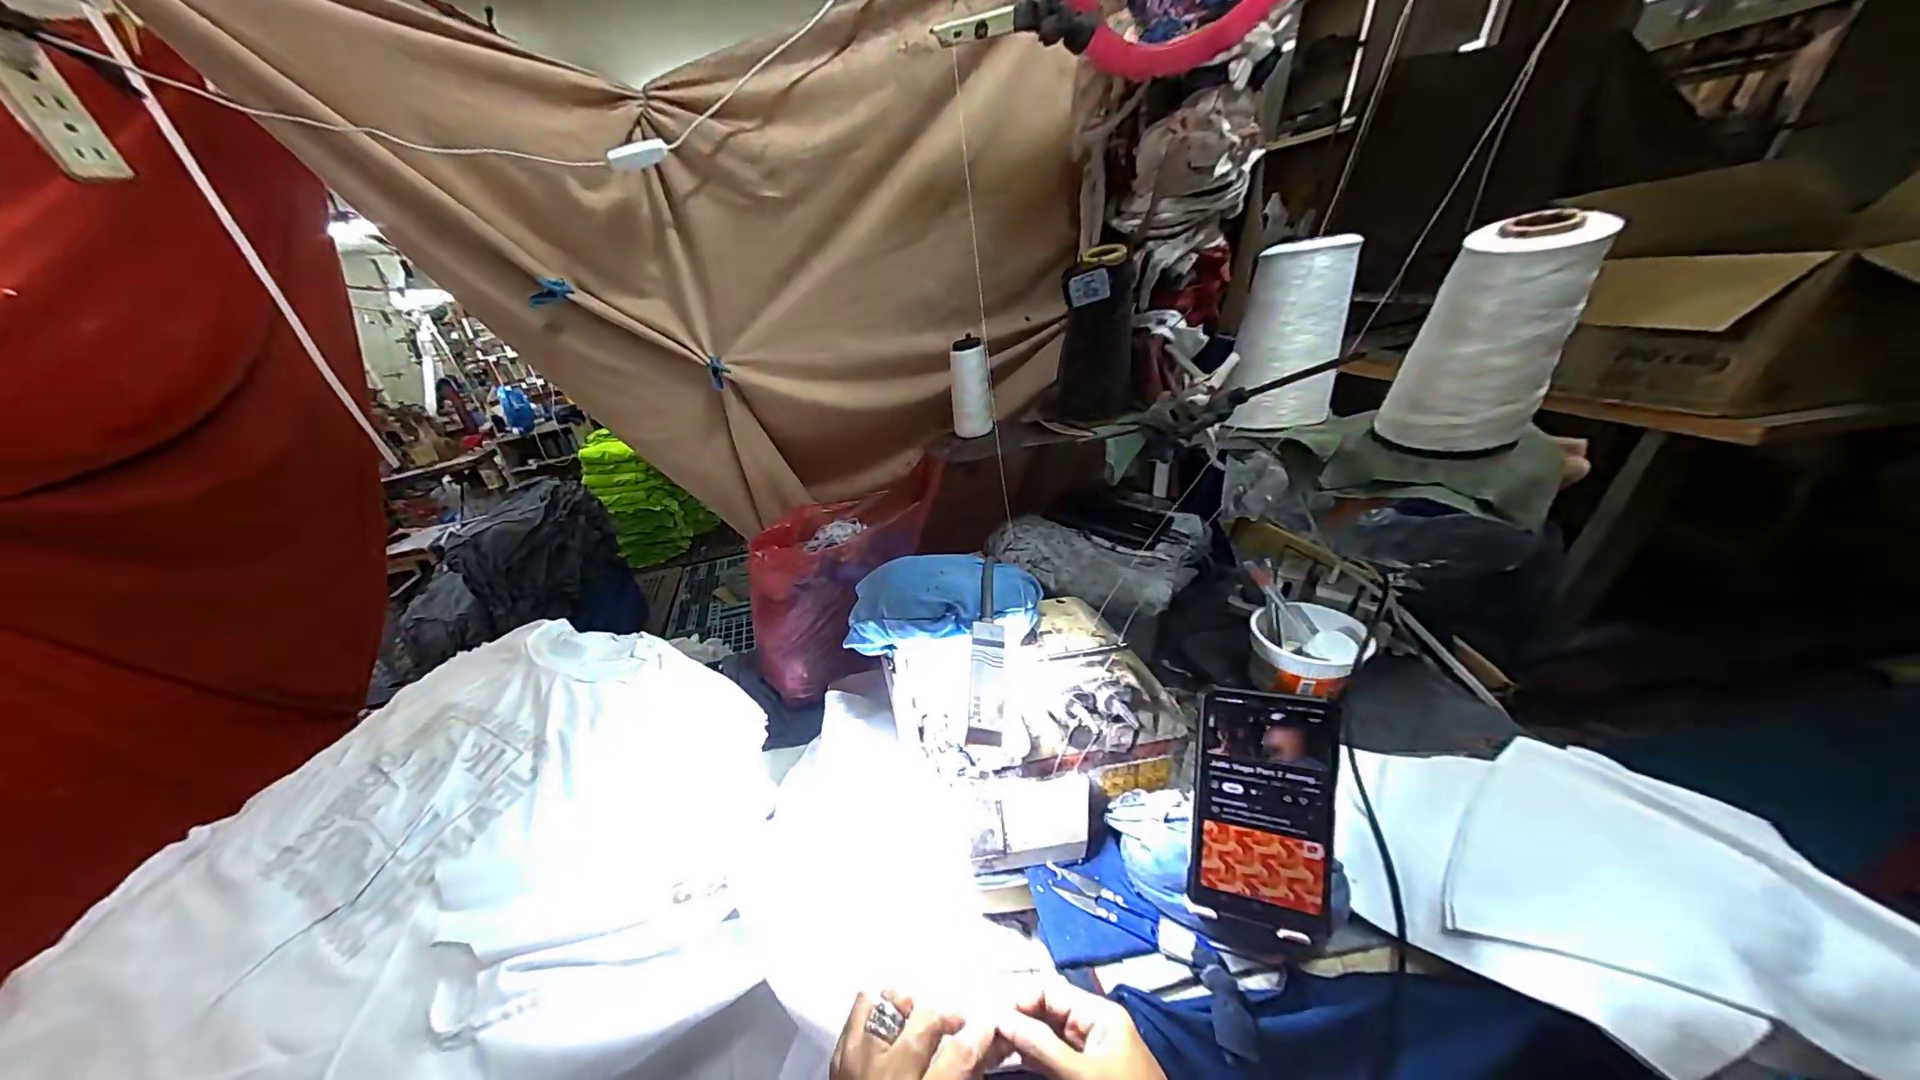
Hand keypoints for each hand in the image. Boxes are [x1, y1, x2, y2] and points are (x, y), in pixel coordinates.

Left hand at [830, 990, 1003, 1079]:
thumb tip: (978, 1055)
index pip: (958, 1057)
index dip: (979, 1036)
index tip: (987, 1026)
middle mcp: (891, 1075)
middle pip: (923, 1025)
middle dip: (944, 1015)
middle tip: (955, 1018)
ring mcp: (859, 1065)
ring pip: (887, 1011)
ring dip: (906, 1005)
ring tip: (916, 1011)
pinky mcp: (838, 1058)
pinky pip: (858, 1014)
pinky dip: (873, 1008)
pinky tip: (885, 1017)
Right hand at [995, 980, 1166, 1079]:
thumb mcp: (1082, 1075)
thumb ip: (1042, 1046)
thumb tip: (1002, 1017)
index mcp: (1099, 1014)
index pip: (1050, 989)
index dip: (1019, 998)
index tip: (990, 1016)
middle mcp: (1093, 1025)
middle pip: (1046, 1010)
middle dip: (1016, 1019)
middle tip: (985, 1034)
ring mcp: (1089, 1052)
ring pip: (1046, 1035)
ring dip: (1019, 1039)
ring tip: (990, 1047)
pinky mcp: (1084, 1075)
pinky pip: (1051, 1058)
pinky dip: (1031, 1058)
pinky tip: (1008, 1061)